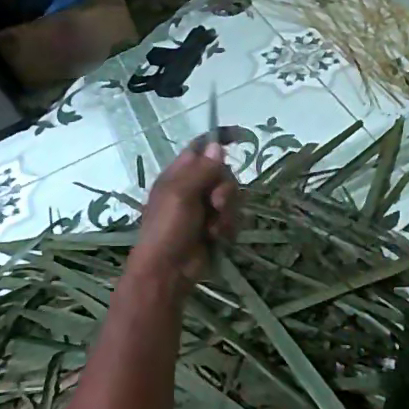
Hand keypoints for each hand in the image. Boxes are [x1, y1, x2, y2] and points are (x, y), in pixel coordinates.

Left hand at [129, 142, 237, 283]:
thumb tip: (217, 145)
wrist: (168, 271)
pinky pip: (234, 218)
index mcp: (178, 175)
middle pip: (223, 173)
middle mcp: (193, 188)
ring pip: (232, 197)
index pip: (201, 148)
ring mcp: (205, 208)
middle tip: (215, 204)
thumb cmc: (167, 229)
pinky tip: (216, 238)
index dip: (219, 140)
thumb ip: (201, 169)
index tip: (241, 137)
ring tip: (213, 229)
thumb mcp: (180, 194)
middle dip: (225, 189)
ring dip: (227, 213)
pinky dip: (228, 228)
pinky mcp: (216, 227)